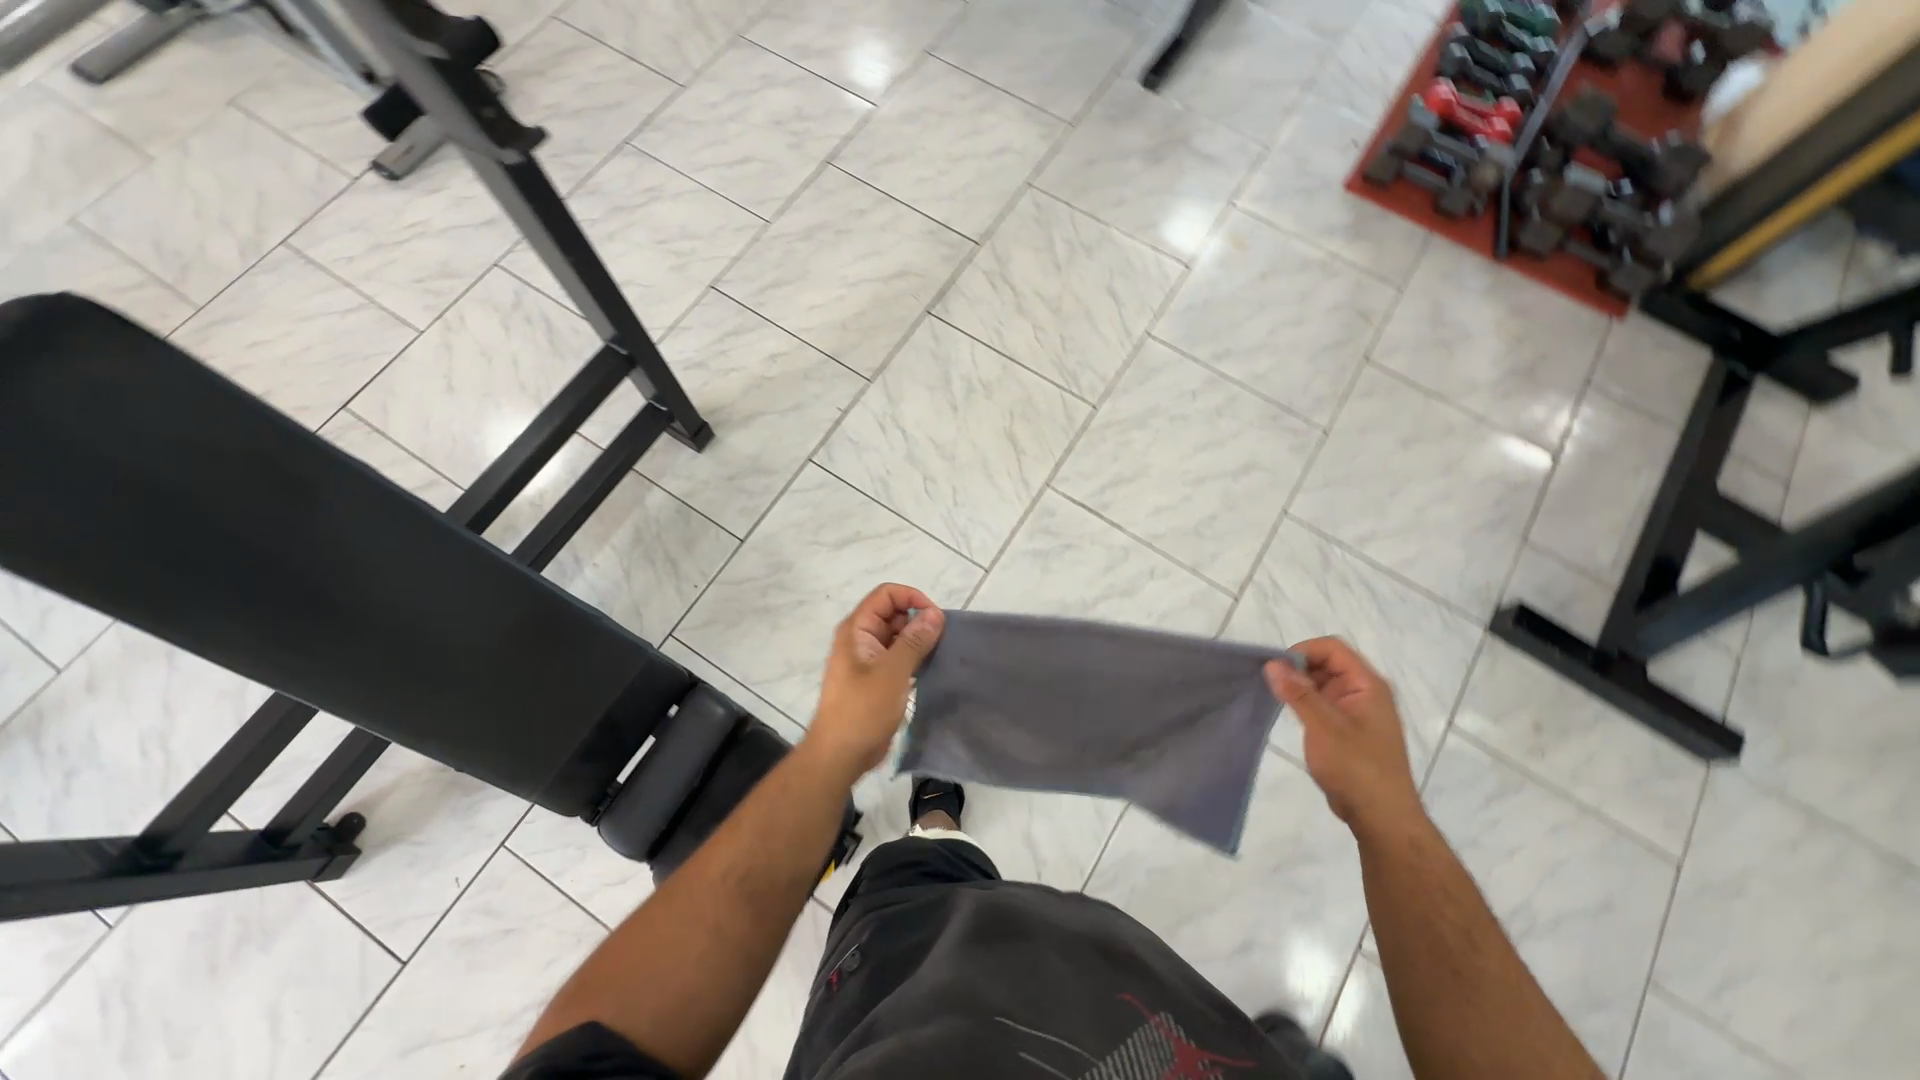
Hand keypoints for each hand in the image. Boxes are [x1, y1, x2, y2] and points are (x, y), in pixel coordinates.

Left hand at [804, 583, 944, 782]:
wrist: (841, 753)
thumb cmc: (862, 710)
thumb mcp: (892, 672)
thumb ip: (914, 640)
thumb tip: (935, 615)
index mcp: (857, 629)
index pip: (886, 595)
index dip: (912, 598)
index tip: (937, 618)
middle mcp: (860, 639)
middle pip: (893, 613)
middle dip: (918, 620)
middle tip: (943, 640)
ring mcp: (867, 660)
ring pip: (897, 637)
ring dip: (918, 641)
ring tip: (940, 655)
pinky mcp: (876, 679)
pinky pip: (898, 658)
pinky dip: (914, 659)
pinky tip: (931, 670)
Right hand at [1264, 637, 1423, 834]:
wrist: (1381, 815)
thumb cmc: (1356, 767)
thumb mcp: (1324, 727)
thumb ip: (1298, 693)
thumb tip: (1273, 664)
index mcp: (1367, 685)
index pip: (1332, 649)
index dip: (1302, 651)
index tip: (1275, 668)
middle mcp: (1365, 692)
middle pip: (1328, 663)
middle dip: (1298, 668)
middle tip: (1270, 684)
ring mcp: (1358, 712)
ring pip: (1324, 684)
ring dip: (1300, 687)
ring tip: (1275, 699)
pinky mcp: (1349, 730)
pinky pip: (1325, 704)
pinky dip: (1306, 704)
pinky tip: (1291, 716)